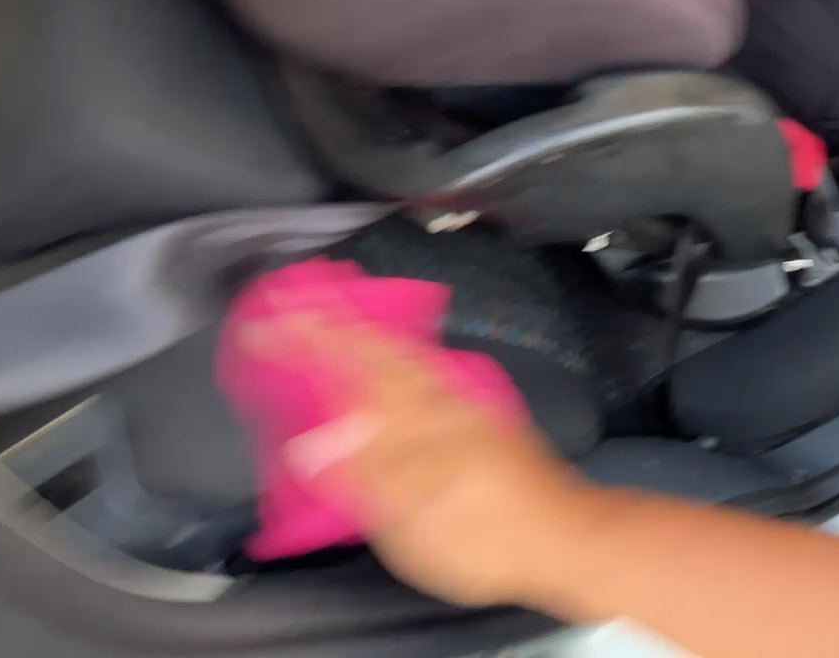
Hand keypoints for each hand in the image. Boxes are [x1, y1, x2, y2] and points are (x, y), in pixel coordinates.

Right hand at [261, 313, 601, 607]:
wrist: (562, 534)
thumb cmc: (488, 533)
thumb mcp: (417, 517)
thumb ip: (367, 471)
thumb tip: (317, 438)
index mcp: (423, 418)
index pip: (359, 366)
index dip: (316, 340)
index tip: (276, 320)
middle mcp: (445, 399)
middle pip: (386, 348)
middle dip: (342, 322)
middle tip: (304, 304)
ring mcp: (466, 406)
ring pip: (408, 356)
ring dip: (370, 334)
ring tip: (341, 320)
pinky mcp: (479, 420)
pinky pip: (426, 373)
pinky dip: (400, 358)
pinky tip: (397, 366)